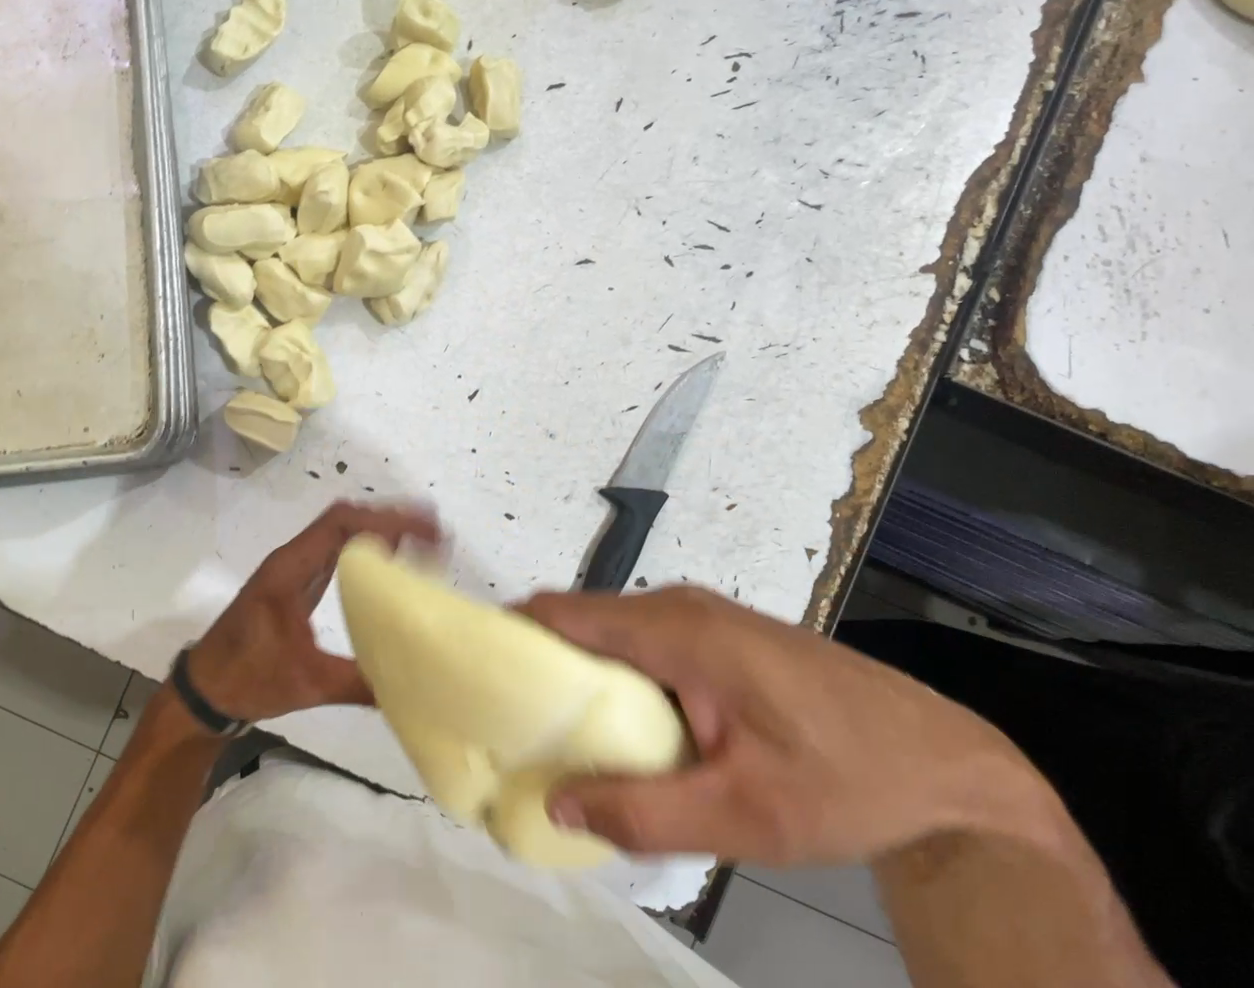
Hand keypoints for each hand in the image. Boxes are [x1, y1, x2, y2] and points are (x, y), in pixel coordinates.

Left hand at [189, 501, 439, 722]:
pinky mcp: (295, 588)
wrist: (204, 690)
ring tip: (422, 547)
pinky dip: (365, 555)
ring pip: (339, 536)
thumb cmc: (246, 678)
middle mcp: (292, 562)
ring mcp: (292, 573)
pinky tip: (389, 571)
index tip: (426, 531)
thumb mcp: (308, 683)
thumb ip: (359, 683)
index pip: (340, 524)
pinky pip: (334, 557)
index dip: (385, 520)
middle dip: (390, 521)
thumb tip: (414, 686)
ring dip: (378, 534)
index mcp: (290, 570)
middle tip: (435, 536)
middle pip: (344, 521)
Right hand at [521, 587, 1059, 865]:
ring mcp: (704, 619)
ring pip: (610, 636)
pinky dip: (615, 681)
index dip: (508, 636)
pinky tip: (620, 735)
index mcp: (677, 631)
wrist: (952, 770)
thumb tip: (552, 802)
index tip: (473, 680)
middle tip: (507, 726)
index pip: (561, 612)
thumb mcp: (744, 816)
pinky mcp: (721, 640)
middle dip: (536, 666)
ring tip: (554, 737)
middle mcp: (682, 609)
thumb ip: (641, 812)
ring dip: (577, 678)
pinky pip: (642, 647)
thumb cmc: (849, 783)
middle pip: (578, 622)